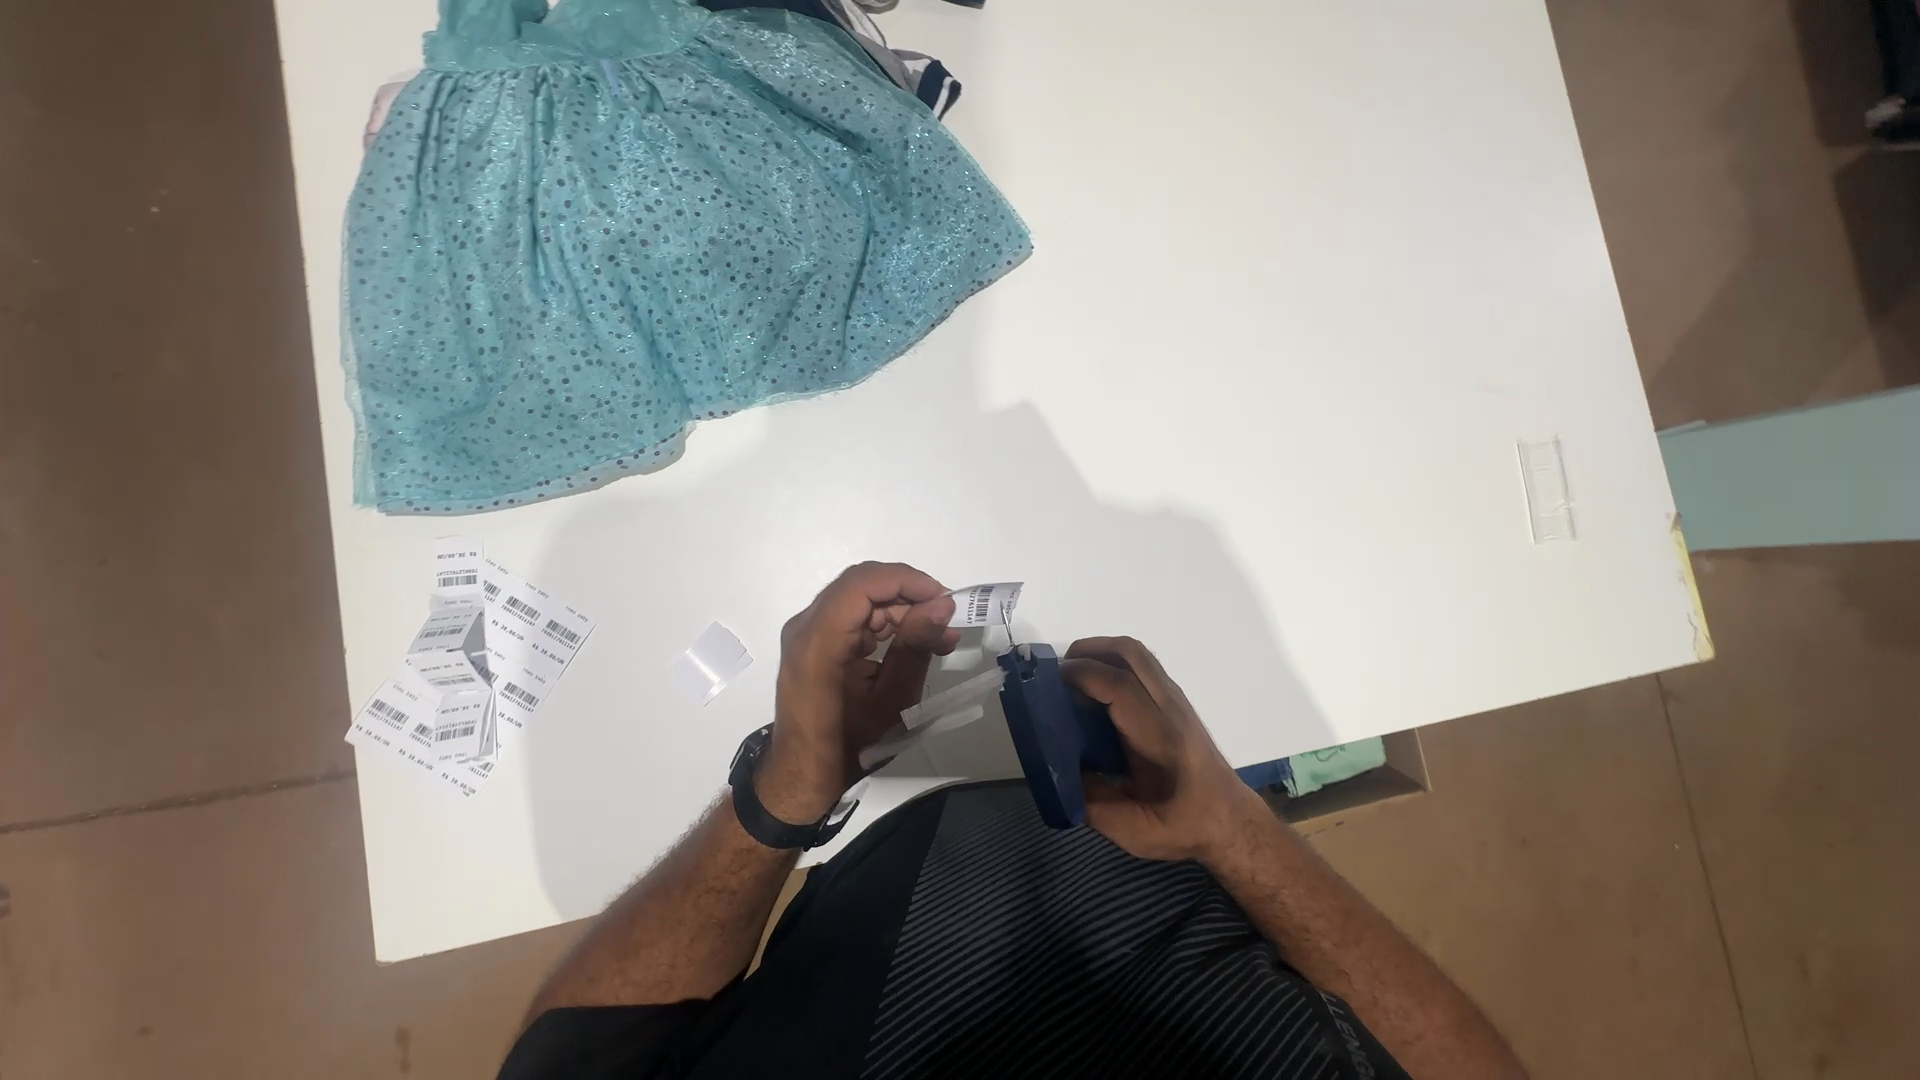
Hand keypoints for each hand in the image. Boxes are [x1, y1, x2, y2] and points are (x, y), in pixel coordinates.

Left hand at [757, 562, 959, 823]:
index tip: (943, 600)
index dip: (906, 582)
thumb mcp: (893, 701)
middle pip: (861, 586)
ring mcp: (807, 634)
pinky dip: (885, 624)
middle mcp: (806, 627)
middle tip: (946, 620)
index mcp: (819, 642)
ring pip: (859, 599)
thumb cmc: (848, 747)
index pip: (862, 584)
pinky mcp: (814, 643)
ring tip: (938, 637)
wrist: (802, 777)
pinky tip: (913, 644)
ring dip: (900, 610)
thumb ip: (915, 648)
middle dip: (908, 595)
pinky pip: (852, 617)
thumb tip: (941, 607)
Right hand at [1061, 637, 1269, 862]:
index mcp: (1161, 738)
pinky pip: (1141, 666)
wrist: (1232, 822)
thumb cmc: (1187, 826)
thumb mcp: (1137, 832)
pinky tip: (1095, 692)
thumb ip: (1094, 806)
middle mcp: (1171, 709)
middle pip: (1130, 653)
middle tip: (1056, 674)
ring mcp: (1176, 701)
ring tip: (1071, 678)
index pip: (1121, 687)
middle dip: (1088, 651)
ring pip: (1137, 654)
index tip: (1049, 684)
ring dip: (1100, 653)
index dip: (1083, 675)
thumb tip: (1058, 771)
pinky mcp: (1174, 702)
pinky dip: (1112, 664)